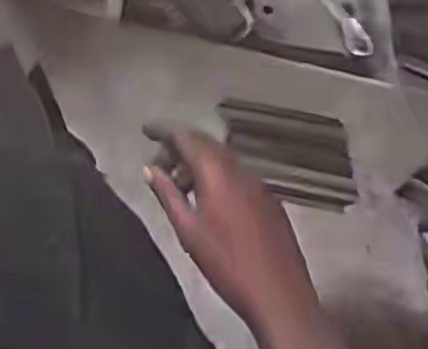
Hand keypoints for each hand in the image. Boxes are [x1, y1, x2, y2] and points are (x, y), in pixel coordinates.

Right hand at [146, 129, 341, 348]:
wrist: (280, 296)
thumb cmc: (227, 264)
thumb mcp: (188, 230)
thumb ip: (167, 194)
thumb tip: (150, 170)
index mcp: (215, 169)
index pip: (185, 136)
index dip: (164, 132)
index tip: (147, 132)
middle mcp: (238, 166)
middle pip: (204, 143)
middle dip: (180, 148)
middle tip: (161, 165)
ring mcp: (258, 181)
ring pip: (222, 159)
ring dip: (199, 164)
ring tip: (182, 188)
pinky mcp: (270, 198)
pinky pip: (238, 174)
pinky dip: (219, 177)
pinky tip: (212, 202)